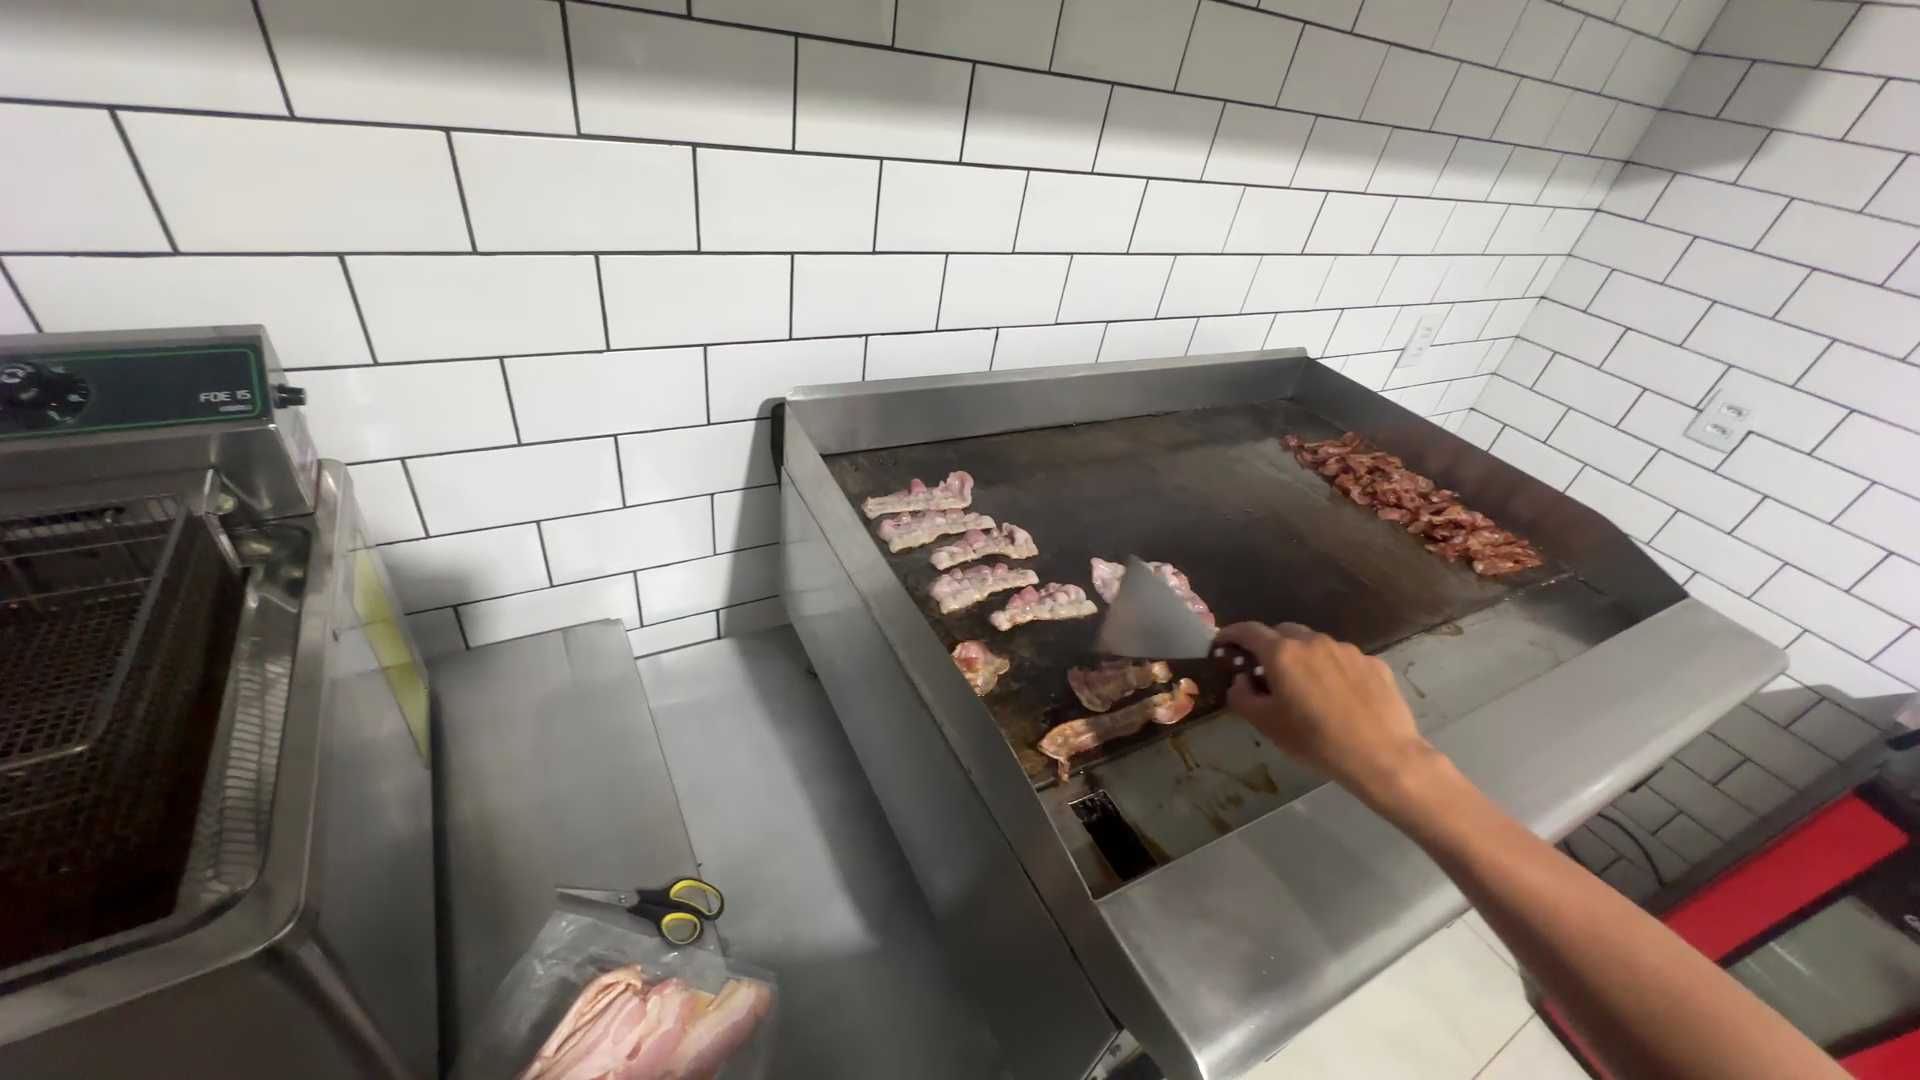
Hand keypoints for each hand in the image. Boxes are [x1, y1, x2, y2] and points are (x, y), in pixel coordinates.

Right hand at [1217, 621, 1436, 798]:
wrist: (1383, 756)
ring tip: (1306, 687)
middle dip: (1270, 646)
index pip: (1248, 631)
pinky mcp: (1373, 664)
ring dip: (1303, 658)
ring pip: (1315, 645)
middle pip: (1283, 632)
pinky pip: (1343, 660)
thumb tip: (1242, 680)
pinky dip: (1332, 670)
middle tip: (1266, 671)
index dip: (1231, 634)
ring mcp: (1347, 650)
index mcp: (1282, 654)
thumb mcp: (1266, 724)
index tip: (1223, 643)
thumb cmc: (1315, 740)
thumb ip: (1242, 696)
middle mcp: (1314, 642)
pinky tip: (1339, 697)